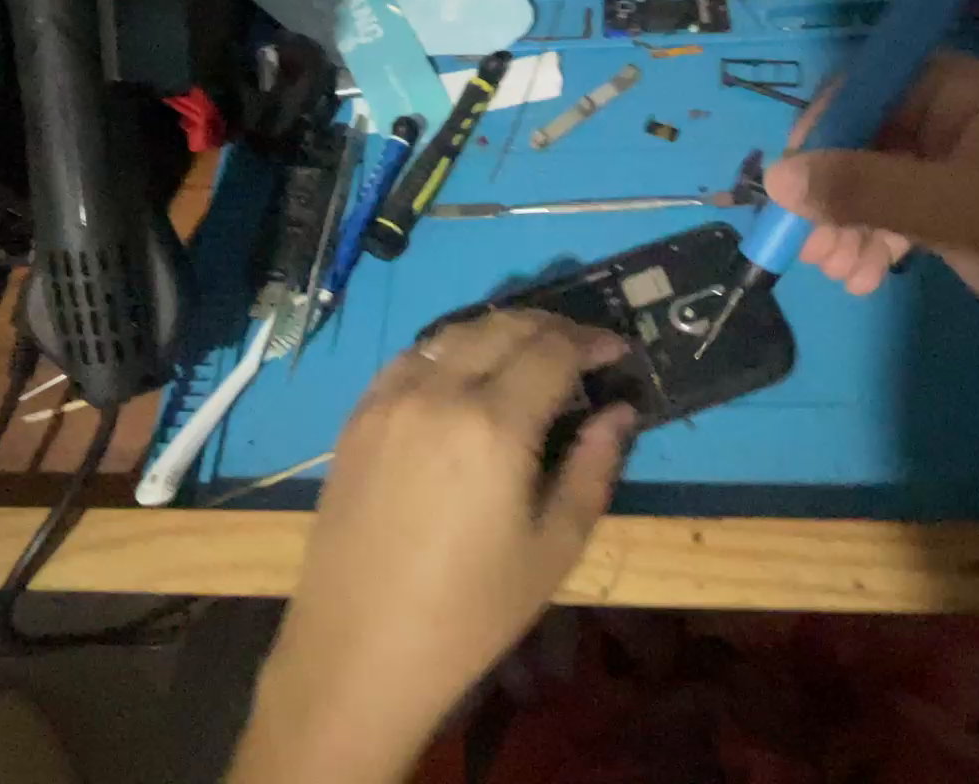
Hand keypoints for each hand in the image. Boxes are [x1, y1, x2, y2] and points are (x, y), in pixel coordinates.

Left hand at [236, 310, 636, 783]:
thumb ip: (594, 466)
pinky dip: (452, 348)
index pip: (553, 350)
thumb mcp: (555, 548)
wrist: (359, 652)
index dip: (592, 340)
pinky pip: (412, 356)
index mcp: (493, 426)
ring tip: (531, 352)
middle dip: (553, 326)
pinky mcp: (359, 416)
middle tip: (582, 346)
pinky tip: (466, 371)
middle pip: (505, 326)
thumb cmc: (470, 611)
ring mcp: (389, 399)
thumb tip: (620, 410)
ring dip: (503, 330)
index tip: (617, 348)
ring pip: (456, 332)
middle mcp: (438, 393)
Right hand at [765, 52, 978, 368]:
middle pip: (874, 137)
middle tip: (809, 250)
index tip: (789, 185)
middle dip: (834, 192)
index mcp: (977, 92)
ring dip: (852, 224)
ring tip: (838, 275)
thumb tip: (773, 177)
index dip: (824, 128)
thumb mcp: (959, 216)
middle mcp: (973, 118)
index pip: (876, 84)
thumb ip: (863, 188)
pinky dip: (881, 241)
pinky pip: (908, 212)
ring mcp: (976, 168)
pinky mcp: (978, 211)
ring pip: (885, 181)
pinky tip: (865, 279)